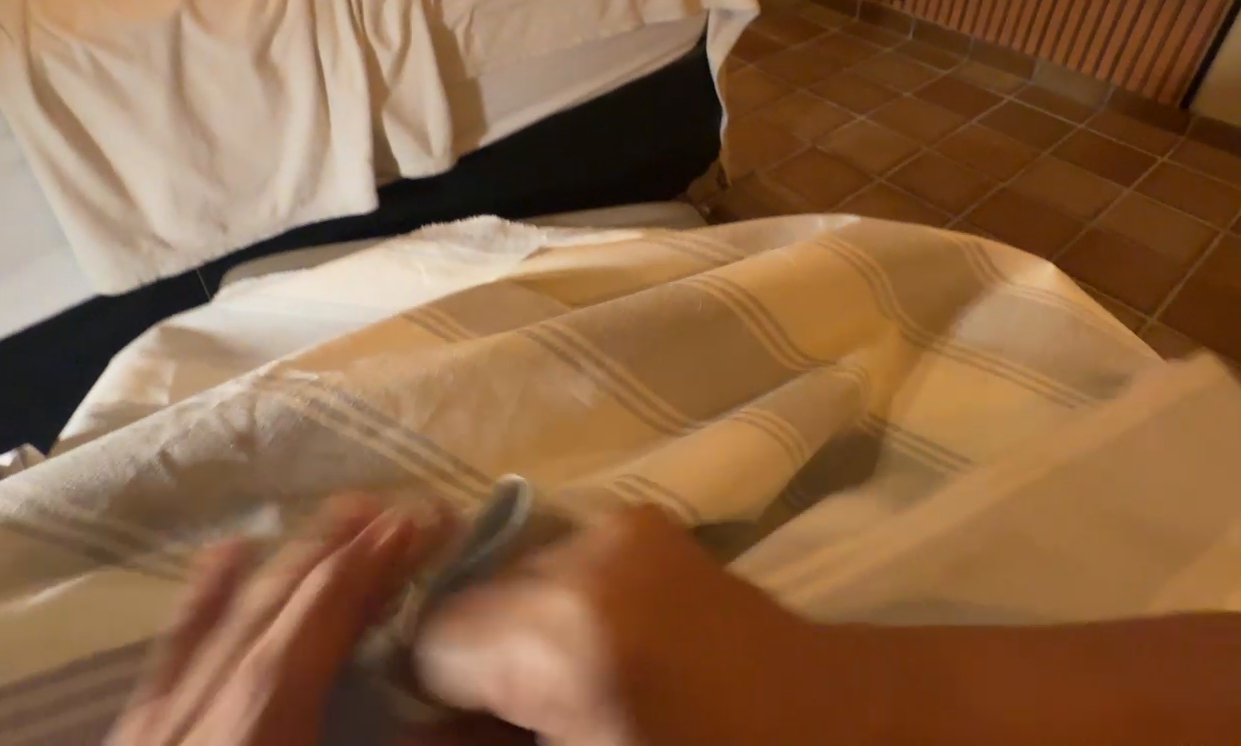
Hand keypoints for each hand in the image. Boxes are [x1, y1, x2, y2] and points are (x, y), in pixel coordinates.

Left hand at [109, 494, 468, 745]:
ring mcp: (162, 718)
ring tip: (338, 513)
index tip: (428, 519)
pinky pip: (173, 649)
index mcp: (266, 713)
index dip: (381, 553)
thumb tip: (490, 719)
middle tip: (398, 505)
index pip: (331, 604)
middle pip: (285, 592)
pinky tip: (225, 555)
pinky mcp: (136, 738)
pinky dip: (205, 596)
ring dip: (291, 554)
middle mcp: (211, 697)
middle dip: (346, 540)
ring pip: (232, 607)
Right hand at [413, 506, 820, 745]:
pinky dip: (564, 597)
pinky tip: (604, 638)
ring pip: (518, 571)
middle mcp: (588, 553)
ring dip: (523, 622)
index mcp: (566, 633)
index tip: (469, 727)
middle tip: (525, 709)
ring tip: (573, 672)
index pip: (434, 638)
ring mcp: (622, 522)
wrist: (819, 720)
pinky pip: (565, 556)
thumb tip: (422, 723)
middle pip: (473, 595)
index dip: (436, 692)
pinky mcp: (644, 516)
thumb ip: (484, 741)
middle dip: (479, 655)